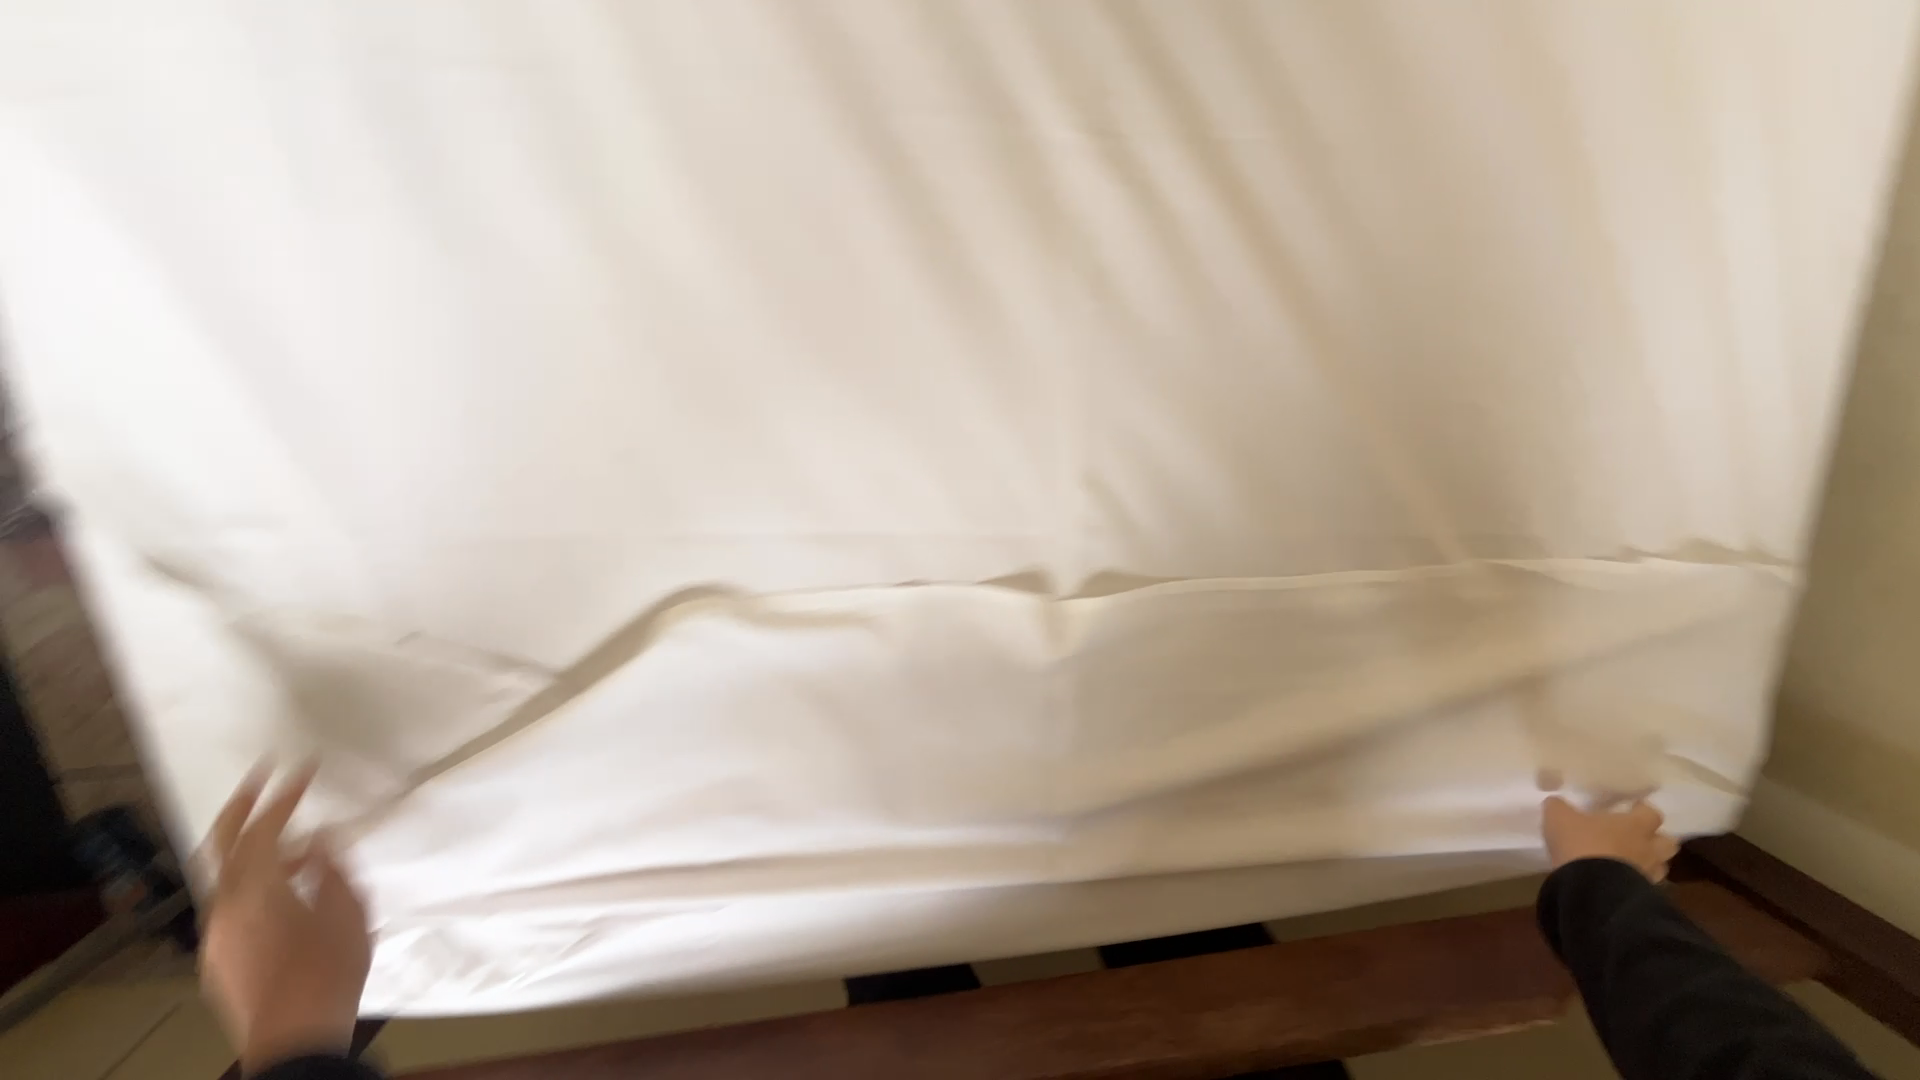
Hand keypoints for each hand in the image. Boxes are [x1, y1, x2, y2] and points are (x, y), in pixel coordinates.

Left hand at [198, 765, 371, 1073]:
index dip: (284, 795)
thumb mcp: (349, 911)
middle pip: (224, 846)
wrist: (296, 1039)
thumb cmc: (329, 972)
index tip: (305, 768)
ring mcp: (218, 935)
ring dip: (262, 848)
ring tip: (304, 842)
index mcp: (255, 893)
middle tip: (264, 776)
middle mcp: (224, 909)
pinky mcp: (223, 955)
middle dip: (243, 807)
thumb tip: (323, 839)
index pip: (264, 830)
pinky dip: (259, 877)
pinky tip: (293, 886)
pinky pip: (236, 900)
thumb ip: (332, 868)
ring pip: (231, 875)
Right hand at [1542, 794, 1679, 881]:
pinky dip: (1636, 878)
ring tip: (1629, 859)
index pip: (1651, 812)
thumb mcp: (1558, 817)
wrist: (1592, 885)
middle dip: (1656, 838)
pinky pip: (1646, 882)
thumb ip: (1559, 806)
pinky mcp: (1643, 892)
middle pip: (1668, 841)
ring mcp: (1649, 872)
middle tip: (1637, 836)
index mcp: (1634, 825)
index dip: (1642, 809)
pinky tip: (1619, 877)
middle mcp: (1648, 847)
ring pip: (1660, 864)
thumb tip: (1557, 802)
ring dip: (1649, 860)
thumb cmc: (1580, 842)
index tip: (1632, 807)